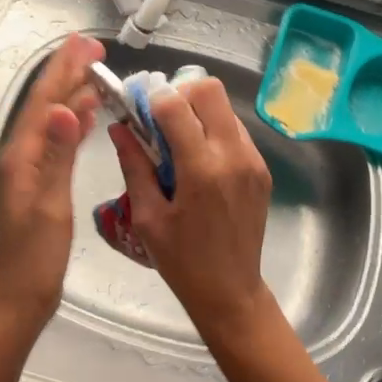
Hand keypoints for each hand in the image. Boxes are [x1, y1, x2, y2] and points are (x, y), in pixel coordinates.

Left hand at [0, 34, 103, 319]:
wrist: (21, 295)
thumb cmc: (36, 256)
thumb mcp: (50, 205)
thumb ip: (58, 156)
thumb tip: (66, 107)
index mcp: (22, 157)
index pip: (46, 103)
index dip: (65, 71)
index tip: (85, 44)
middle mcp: (21, 156)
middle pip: (46, 105)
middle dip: (68, 74)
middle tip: (94, 47)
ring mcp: (29, 169)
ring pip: (53, 120)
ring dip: (72, 94)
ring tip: (94, 73)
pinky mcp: (39, 182)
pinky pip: (57, 140)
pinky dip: (72, 122)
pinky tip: (86, 117)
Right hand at [108, 77, 277, 345]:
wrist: (230, 291)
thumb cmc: (181, 260)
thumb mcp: (147, 216)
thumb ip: (134, 165)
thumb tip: (119, 127)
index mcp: (201, 170)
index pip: (176, 104)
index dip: (152, 100)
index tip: (138, 114)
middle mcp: (233, 156)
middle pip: (209, 90)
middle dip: (180, 95)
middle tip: (162, 121)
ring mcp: (253, 161)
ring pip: (225, 107)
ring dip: (198, 112)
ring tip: (179, 142)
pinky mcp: (262, 169)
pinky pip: (236, 130)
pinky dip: (214, 131)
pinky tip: (199, 160)